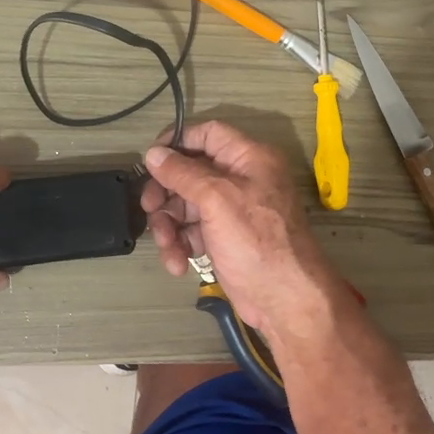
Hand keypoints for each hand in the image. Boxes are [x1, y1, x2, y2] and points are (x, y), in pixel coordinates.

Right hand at [140, 121, 345, 333]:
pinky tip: (178, 264)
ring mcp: (232, 212)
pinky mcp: (225, 240)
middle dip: (166, 193)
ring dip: (169, 226)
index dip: (178, 142)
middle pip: (191, 173)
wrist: (285, 300)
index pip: (208, 134)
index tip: (150, 159)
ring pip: (186, 206)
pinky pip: (193, 232)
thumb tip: (154, 153)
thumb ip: (183, 173)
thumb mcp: (217, 199)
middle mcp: (241, 180)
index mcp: (249, 159)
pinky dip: (181, 245)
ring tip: (168, 247)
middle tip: (149, 209)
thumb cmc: (256, 241)